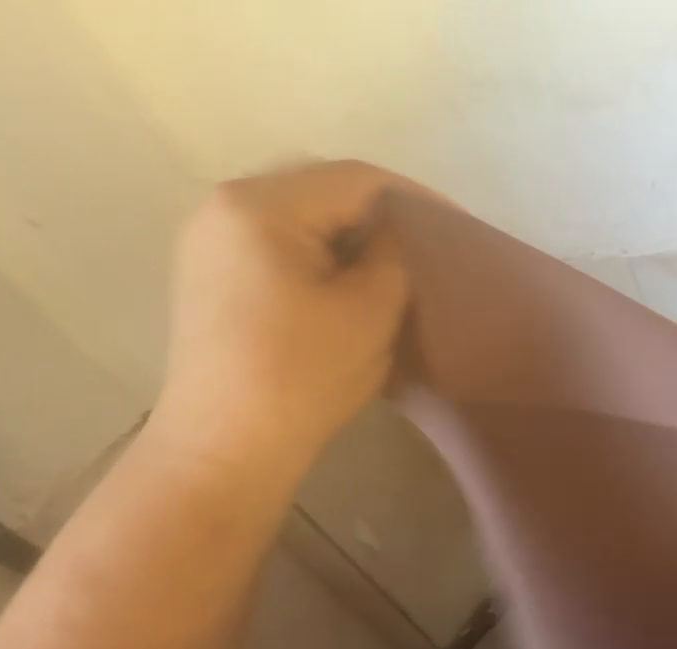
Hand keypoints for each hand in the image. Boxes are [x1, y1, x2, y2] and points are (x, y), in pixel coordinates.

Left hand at [153, 160, 421, 467]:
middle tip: (435, 246)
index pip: (355, 179)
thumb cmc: (304, 372)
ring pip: (302, 219)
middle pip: (322, 191)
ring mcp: (212, 243)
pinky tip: (357, 287)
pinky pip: (282, 246)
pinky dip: (326, 256)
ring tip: (403, 267)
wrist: (230, 441)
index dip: (418, 199)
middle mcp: (224, 207)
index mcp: (260, 205)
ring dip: (355, 237)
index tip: (464, 230)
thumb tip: (397, 238)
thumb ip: (393, 257)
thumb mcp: (370, 309)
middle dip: (384, 214)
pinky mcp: (215, 278)